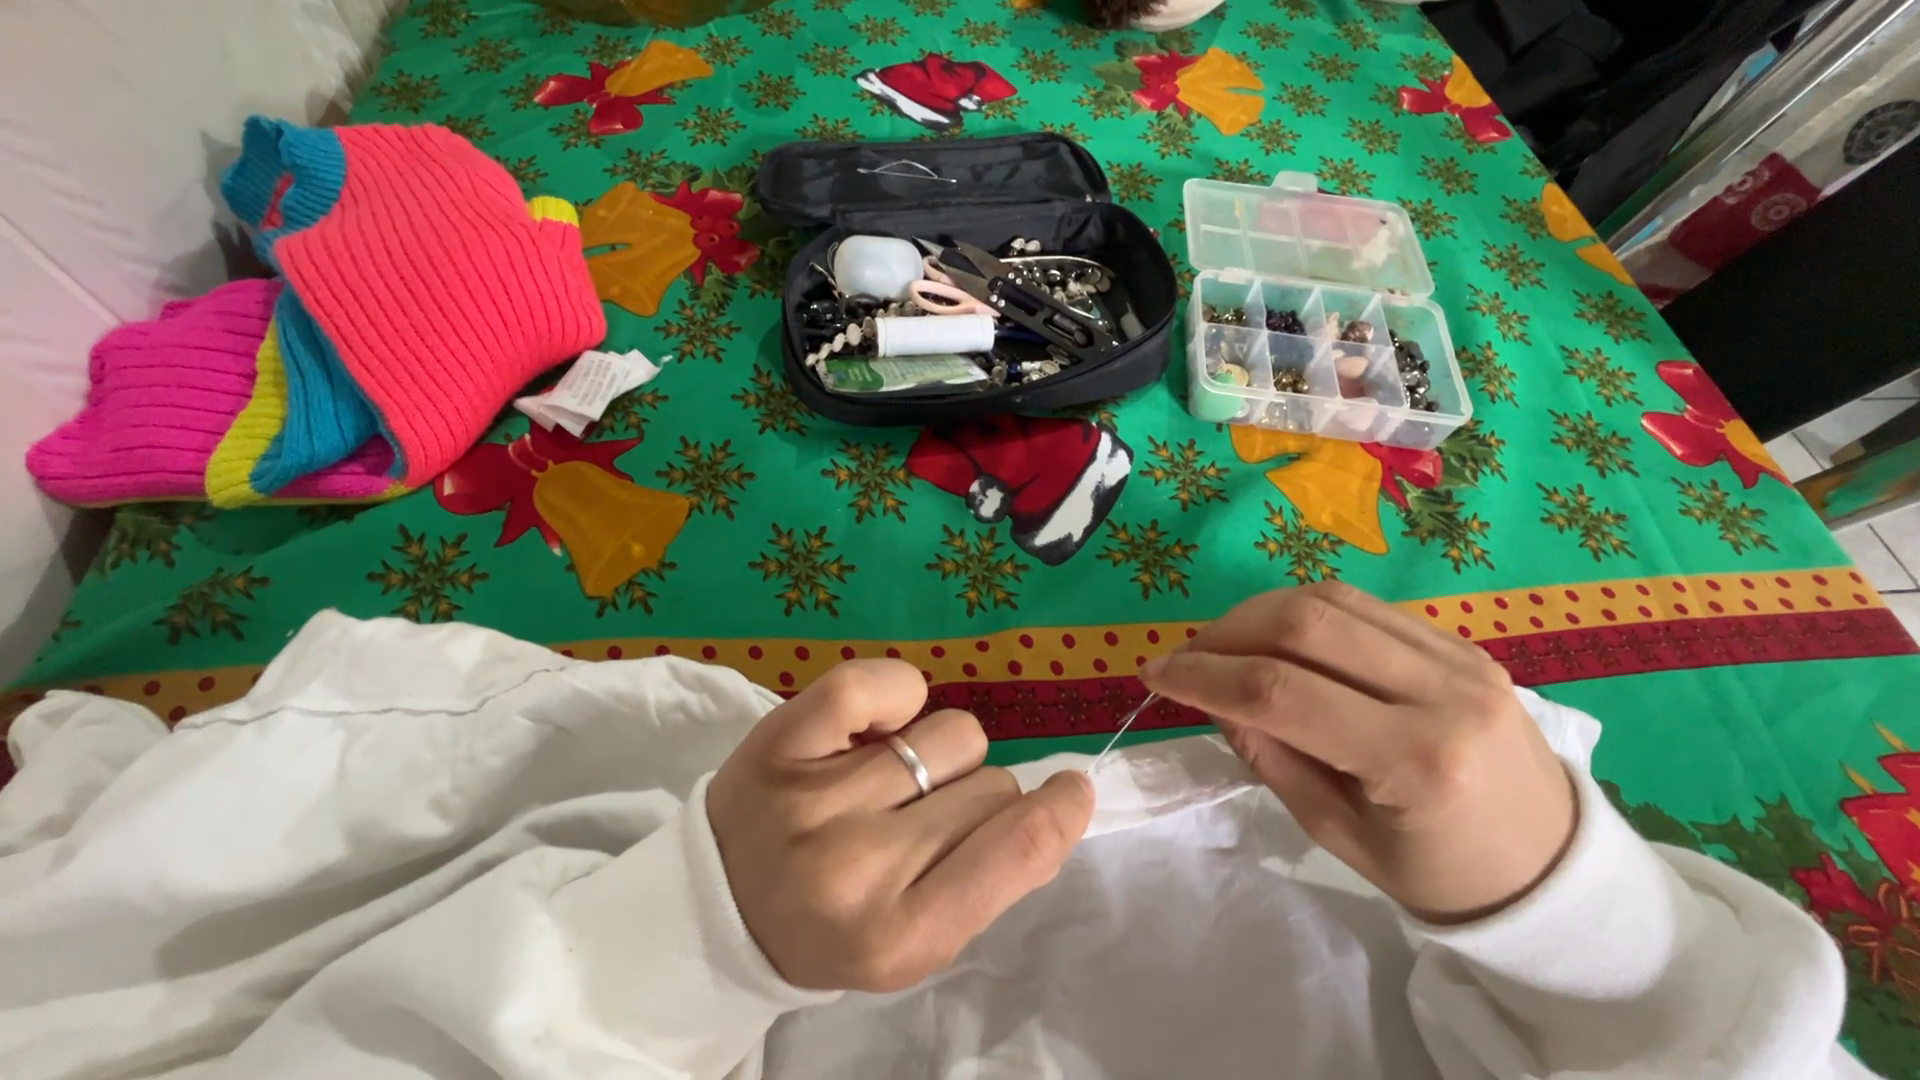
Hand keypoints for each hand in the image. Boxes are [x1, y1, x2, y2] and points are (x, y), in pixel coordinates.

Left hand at [706, 660, 1094, 991]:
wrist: (718, 909)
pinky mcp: (780, 741)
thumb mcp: (919, 940)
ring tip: (893, 779)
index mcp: (902, 934)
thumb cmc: (835, 927)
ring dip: (940, 752)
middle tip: (927, 818)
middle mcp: (859, 865)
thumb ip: (992, 878)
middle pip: (989, 786)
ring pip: (950, 734)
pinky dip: (898, 694)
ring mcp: (815, 799)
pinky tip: (877, 726)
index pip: (1017, 849)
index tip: (1070, 790)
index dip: (1060, 810)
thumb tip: (1062, 799)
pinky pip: (877, 684)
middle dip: (976, 797)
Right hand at [1140, 582, 1575, 923]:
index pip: (1282, 692)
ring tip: (1224, 644)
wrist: (1551, 866)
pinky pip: (1364, 605)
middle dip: (1226, 631)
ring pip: (1333, 598)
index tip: (1154, 674)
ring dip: (1260, 612)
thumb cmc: (1437, 872)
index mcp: (1415, 761)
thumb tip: (1215, 698)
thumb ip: (1270, 757)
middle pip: (1307, 622)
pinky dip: (1304, 611)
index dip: (1204, 676)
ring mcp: (1461, 655)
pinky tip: (1278, 637)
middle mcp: (1443, 691)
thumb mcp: (1336, 834)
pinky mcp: (1462, 641)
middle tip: (1187, 656)